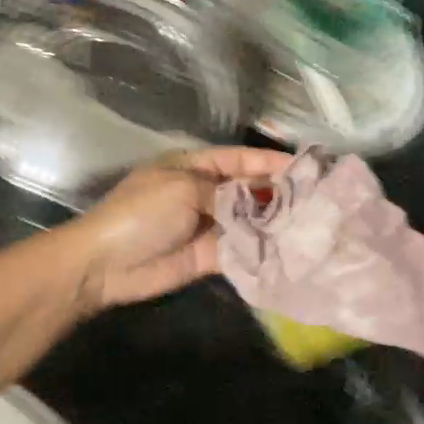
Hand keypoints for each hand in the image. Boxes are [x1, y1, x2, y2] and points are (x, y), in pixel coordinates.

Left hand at [63, 146, 293, 312]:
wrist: (104, 264)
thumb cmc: (140, 214)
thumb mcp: (182, 189)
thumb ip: (226, 193)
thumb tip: (262, 199)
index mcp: (194, 167)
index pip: (241, 159)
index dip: (271, 161)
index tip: (306, 167)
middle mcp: (205, 193)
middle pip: (250, 189)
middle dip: (280, 192)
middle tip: (319, 199)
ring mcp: (208, 225)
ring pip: (250, 221)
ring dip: (276, 222)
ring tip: (314, 225)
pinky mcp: (209, 257)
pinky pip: (241, 250)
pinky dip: (262, 250)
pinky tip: (291, 250)